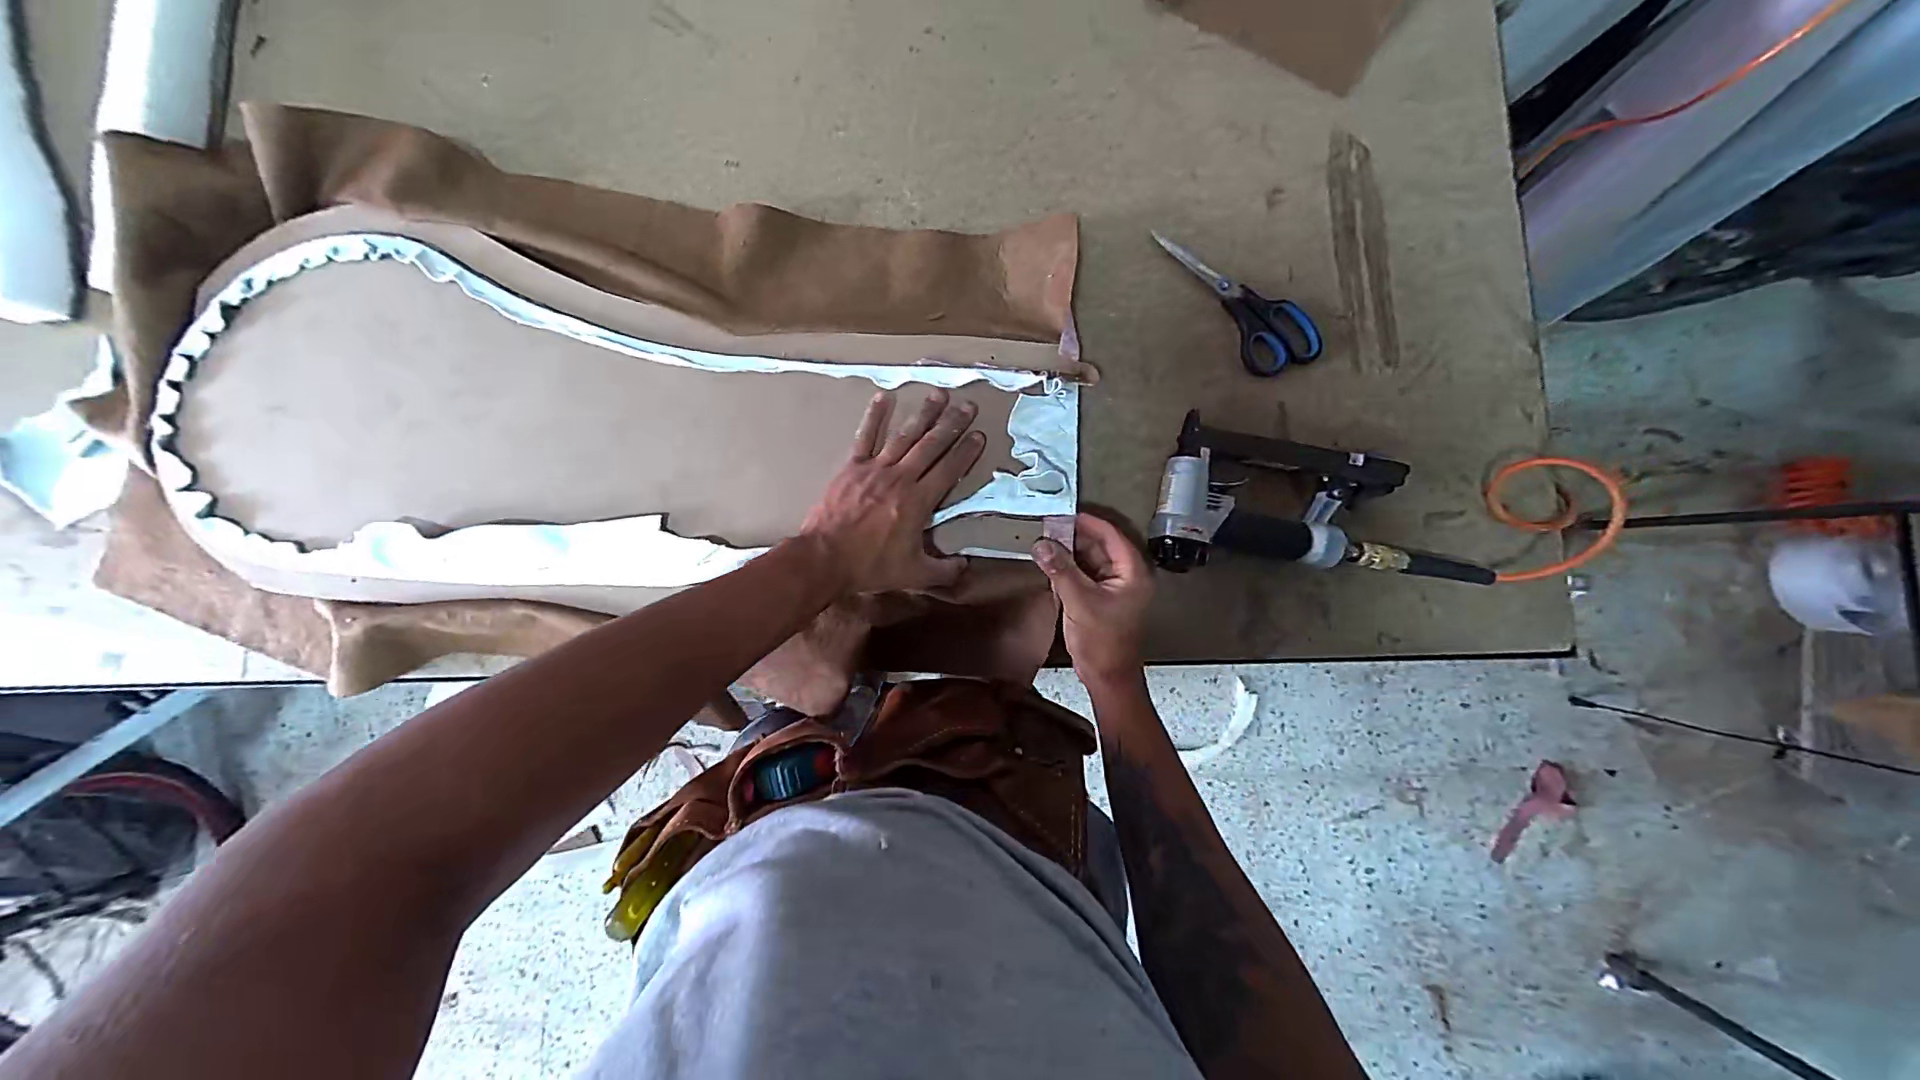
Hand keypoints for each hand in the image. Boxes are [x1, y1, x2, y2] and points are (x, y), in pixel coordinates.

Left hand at [800, 389, 987, 594]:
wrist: (824, 558)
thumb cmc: (870, 567)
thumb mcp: (913, 574)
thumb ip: (943, 571)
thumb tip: (965, 566)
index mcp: (918, 502)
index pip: (949, 470)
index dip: (966, 452)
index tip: (979, 435)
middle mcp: (900, 478)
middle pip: (931, 446)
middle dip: (952, 424)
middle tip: (968, 406)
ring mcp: (875, 469)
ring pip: (904, 436)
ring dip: (923, 414)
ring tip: (938, 395)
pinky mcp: (852, 467)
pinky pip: (865, 437)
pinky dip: (875, 416)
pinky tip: (885, 397)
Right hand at [1031, 513, 1153, 686]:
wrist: (1107, 676)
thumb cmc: (1104, 643)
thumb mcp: (1080, 602)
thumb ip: (1061, 570)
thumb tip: (1042, 544)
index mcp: (1133, 572)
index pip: (1112, 535)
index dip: (1088, 522)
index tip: (1065, 513)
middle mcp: (1126, 575)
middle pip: (1100, 545)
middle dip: (1074, 536)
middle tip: (1048, 527)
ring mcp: (1113, 587)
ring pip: (1090, 559)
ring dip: (1069, 551)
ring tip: (1045, 542)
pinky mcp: (1100, 598)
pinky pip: (1083, 573)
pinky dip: (1068, 567)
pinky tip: (1050, 562)